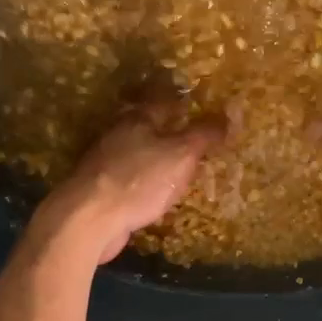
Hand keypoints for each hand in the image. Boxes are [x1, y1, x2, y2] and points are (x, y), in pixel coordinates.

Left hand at [43, 100, 224, 262]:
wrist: (90, 219)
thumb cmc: (139, 180)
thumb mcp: (181, 154)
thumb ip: (205, 135)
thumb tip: (231, 115)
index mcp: (137, 119)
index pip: (165, 100)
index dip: (185, 101)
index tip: (202, 104)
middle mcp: (118, 135)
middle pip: (149, 127)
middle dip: (170, 130)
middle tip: (195, 138)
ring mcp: (106, 163)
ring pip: (138, 153)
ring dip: (157, 157)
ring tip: (180, 166)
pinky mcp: (101, 190)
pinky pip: (131, 179)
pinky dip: (145, 182)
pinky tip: (157, 192)